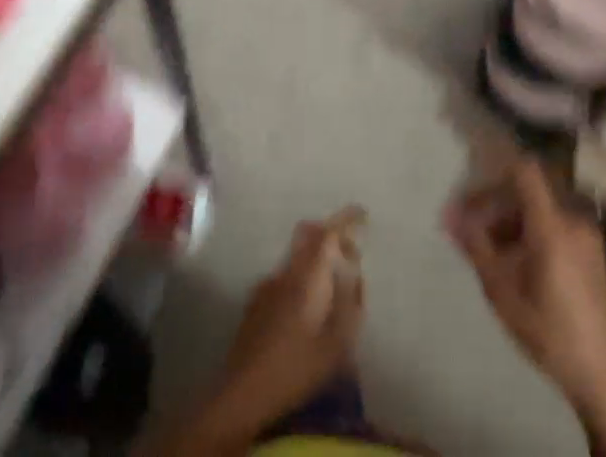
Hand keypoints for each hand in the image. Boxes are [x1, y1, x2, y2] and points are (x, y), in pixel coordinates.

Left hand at [212, 207, 366, 433]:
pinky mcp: (256, 301)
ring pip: (296, 256)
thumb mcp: (337, 345)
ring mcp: (266, 286)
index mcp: (306, 279)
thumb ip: (350, 305)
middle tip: (353, 253)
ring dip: (317, 258)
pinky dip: (303, 275)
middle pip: (307, 237)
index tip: (362, 214)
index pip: (326, 235)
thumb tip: (355, 275)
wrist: (243, 392)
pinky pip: (285, 274)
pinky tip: (311, 306)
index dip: (344, 220)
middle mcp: (283, 274)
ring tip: (337, 283)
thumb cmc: (296, 369)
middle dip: (332, 235)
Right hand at [445, 159, 605, 412]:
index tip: (468, 174)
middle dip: (491, 204)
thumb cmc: (544, 329)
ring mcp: (585, 238)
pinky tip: (510, 261)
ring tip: (482, 249)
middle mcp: (573, 222)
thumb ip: (475, 245)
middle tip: (461, 226)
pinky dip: (526, 233)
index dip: (496, 164)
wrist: (597, 371)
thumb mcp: (500, 289)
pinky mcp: (590, 253)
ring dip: (507, 221)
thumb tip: (450, 215)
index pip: (525, 171)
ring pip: (537, 212)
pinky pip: (552, 227)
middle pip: (525, 193)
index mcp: (552, 227)